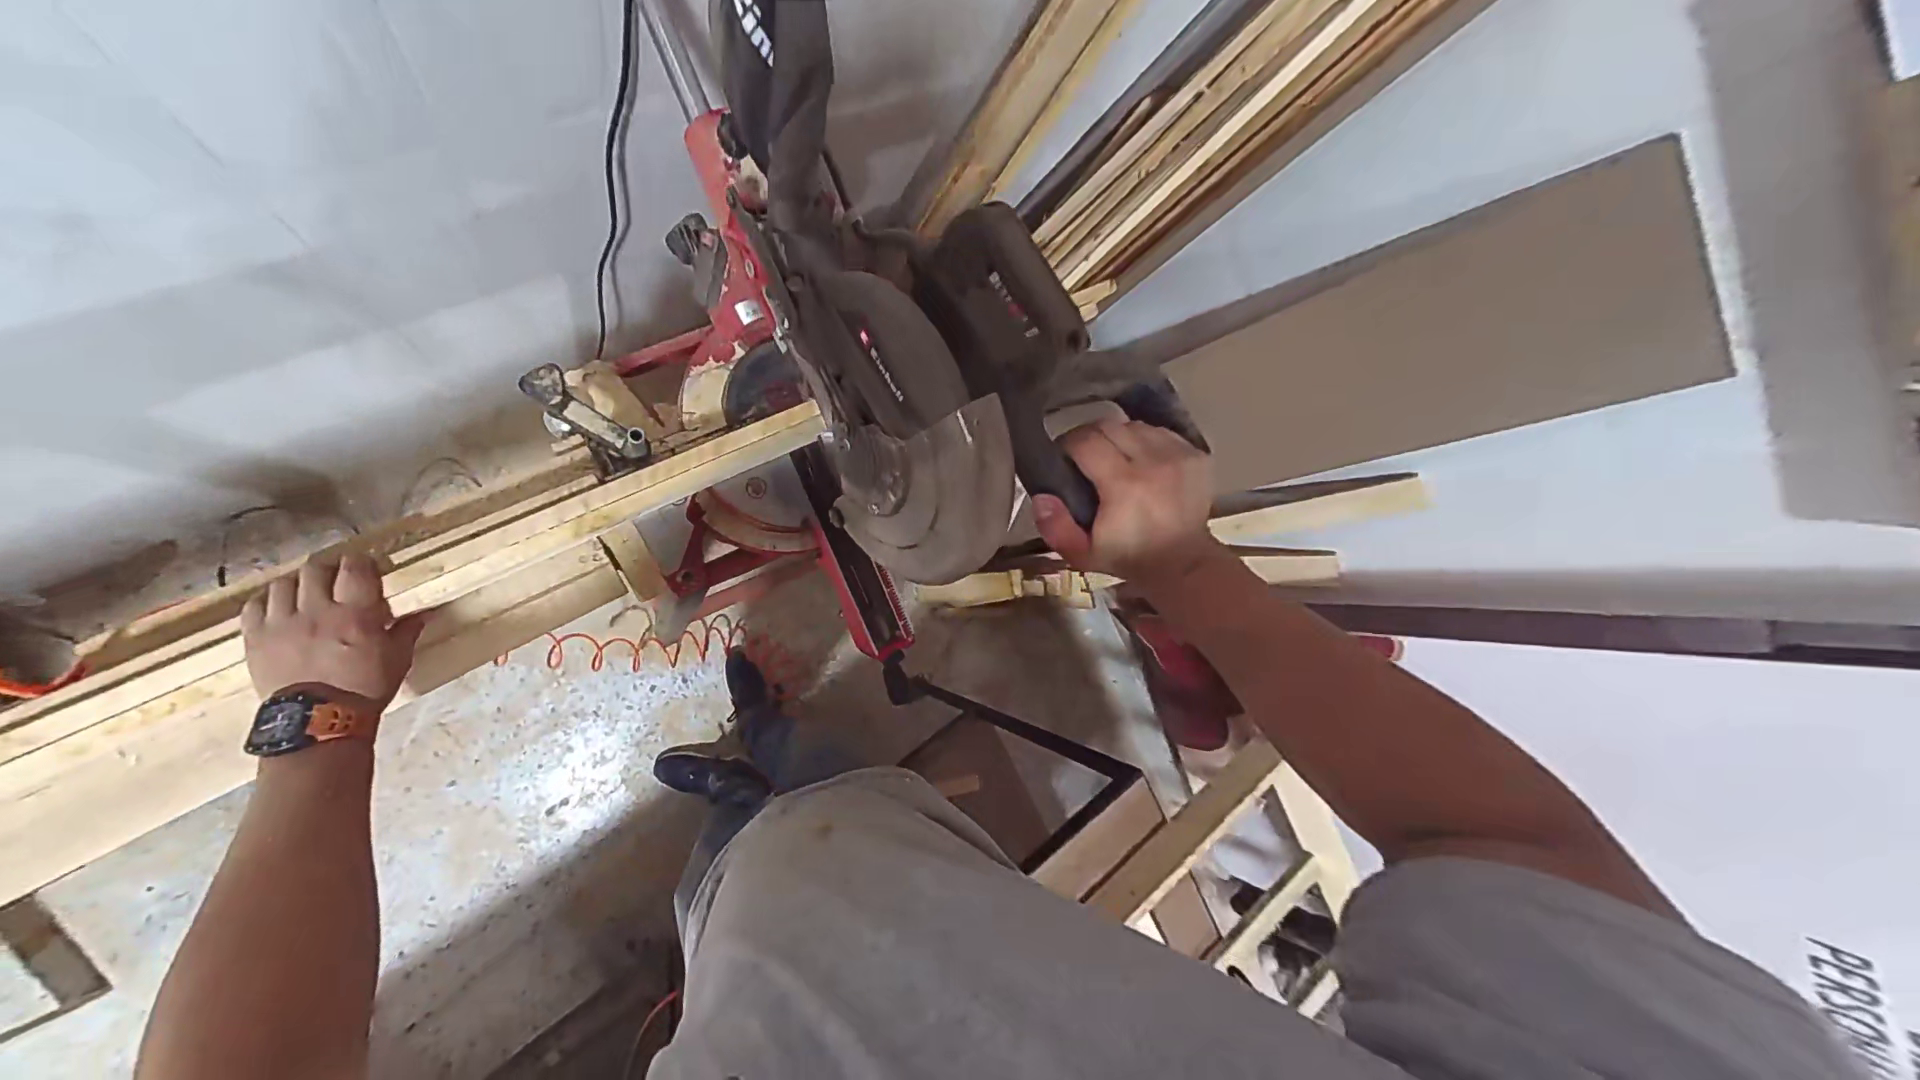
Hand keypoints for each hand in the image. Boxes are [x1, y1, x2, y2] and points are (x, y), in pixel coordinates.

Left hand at [240, 552, 426, 710]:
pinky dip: (267, 600)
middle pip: (315, 569)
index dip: (361, 560)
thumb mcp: (397, 658)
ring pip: (282, 583)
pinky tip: (278, 606)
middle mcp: (317, 611)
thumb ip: (407, 630)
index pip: (355, 569)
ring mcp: (281, 624)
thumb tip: (426, 614)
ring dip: (297, 583)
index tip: (367, 564)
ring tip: (307, 591)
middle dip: (329, 568)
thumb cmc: (366, 686)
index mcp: (356, 614)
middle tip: (337, 576)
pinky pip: (253, 605)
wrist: (319, 719)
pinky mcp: (256, 638)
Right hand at [1031, 417, 1227, 586]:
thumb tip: (1042, 496)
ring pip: (1133, 425)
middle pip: (1108, 425)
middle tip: (1083, 458)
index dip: (1067, 445)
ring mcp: (1177, 455)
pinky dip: (1144, 441)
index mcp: (1123, 484)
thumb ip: (1056, 527)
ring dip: (1117, 437)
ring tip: (1112, 458)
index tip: (1063, 459)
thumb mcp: (1082, 554)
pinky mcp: (1195, 454)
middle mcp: (1153, 462)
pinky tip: (1139, 460)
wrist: (1182, 564)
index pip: (1085, 441)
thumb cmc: (1128, 557)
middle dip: (1089, 437)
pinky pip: (1158, 432)